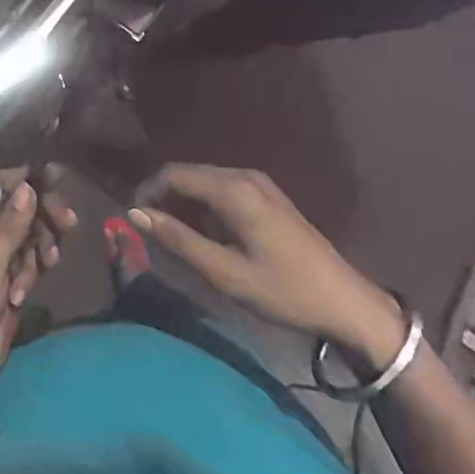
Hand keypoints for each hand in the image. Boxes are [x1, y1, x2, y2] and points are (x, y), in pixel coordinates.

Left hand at [0, 169, 77, 389]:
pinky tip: (26, 291)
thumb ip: (10, 227)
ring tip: (43, 268)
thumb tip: (28, 187)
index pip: (0, 187)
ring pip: (34, 232)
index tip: (57, 179)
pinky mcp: (13, 272)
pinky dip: (36, 269)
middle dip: (44, 219)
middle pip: (24, 207)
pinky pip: (35, 255)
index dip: (28, 181)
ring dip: (41, 250)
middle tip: (68, 223)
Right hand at [131, 164, 404, 361]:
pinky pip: (223, 191)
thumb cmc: (283, 290)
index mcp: (235, 190)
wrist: (343, 299)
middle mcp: (246, 176)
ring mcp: (261, 184)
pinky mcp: (268, 197)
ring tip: (173, 240)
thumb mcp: (224, 272)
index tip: (131, 221)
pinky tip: (206, 237)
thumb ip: (178, 240)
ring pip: (206, 182)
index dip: (146, 192)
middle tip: (148, 234)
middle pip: (189, 174)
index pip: (174, 174)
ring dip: (183, 205)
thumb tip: (135, 214)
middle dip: (163, 198)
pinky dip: (205, 208)